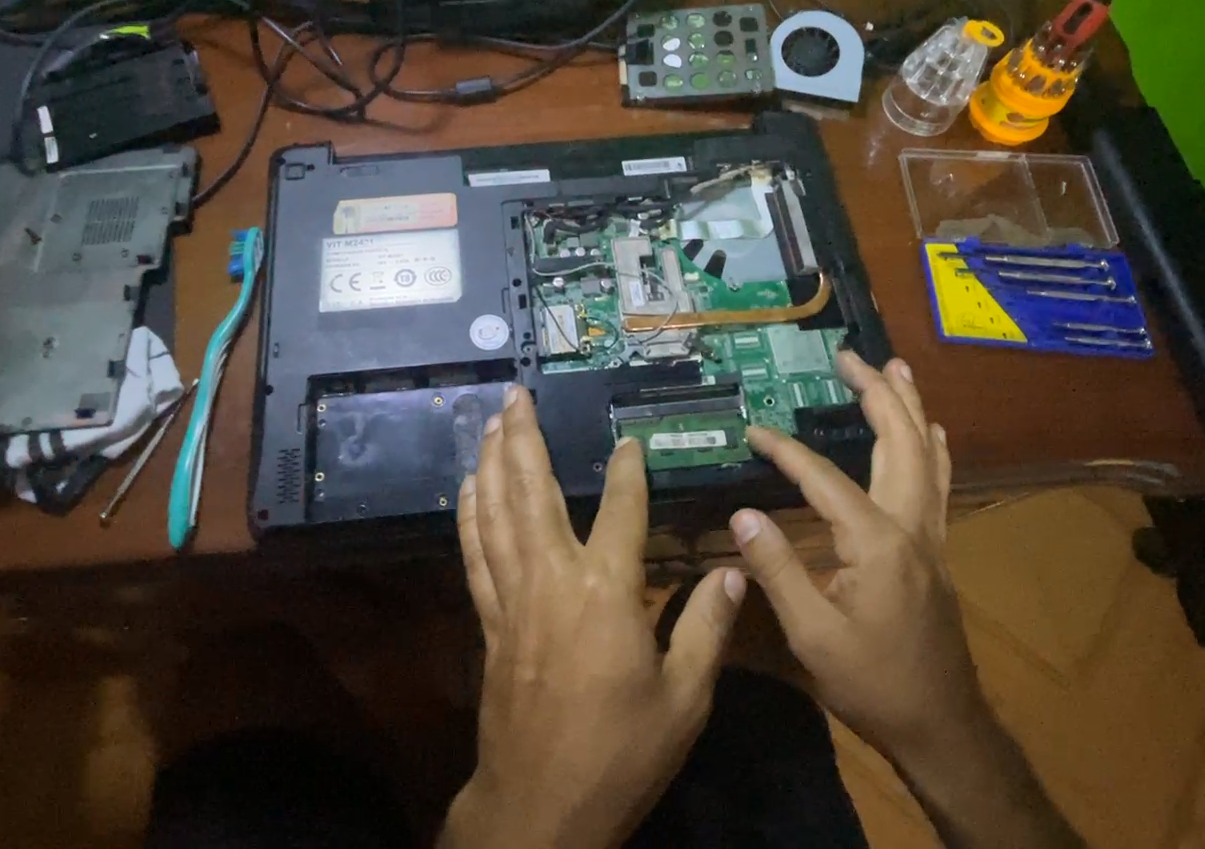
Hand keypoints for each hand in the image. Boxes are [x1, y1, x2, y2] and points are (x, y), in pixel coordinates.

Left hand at [440, 385, 745, 848]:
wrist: (541, 806)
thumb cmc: (621, 754)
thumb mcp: (684, 700)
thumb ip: (707, 629)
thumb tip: (734, 569)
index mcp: (606, 593)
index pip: (620, 511)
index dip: (627, 472)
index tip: (629, 441)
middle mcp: (553, 580)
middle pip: (533, 494)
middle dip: (524, 440)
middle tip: (515, 397)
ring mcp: (513, 598)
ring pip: (496, 514)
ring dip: (492, 463)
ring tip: (490, 422)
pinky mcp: (490, 621)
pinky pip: (475, 554)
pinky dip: (471, 515)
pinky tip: (469, 487)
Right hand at [731, 351, 979, 748]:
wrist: (942, 725)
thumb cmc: (873, 681)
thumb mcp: (813, 633)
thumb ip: (777, 570)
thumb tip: (742, 514)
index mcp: (877, 541)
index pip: (824, 478)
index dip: (785, 451)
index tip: (752, 430)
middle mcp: (910, 525)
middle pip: (900, 442)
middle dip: (876, 394)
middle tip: (851, 357)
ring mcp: (930, 536)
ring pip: (926, 455)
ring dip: (910, 408)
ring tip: (897, 369)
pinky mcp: (935, 550)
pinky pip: (936, 480)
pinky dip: (931, 445)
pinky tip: (932, 431)